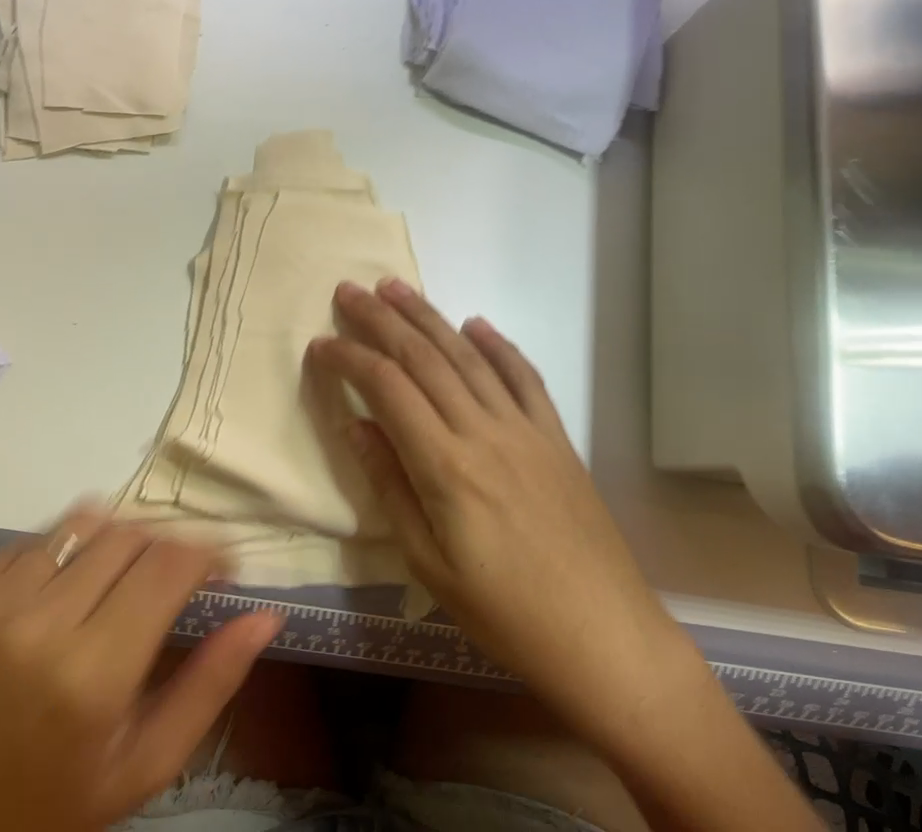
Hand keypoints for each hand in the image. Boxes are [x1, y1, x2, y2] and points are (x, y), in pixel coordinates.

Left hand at [0, 507, 282, 831]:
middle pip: (129, 534)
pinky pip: (34, 539)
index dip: (209, 552)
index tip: (225, 567)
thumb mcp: (145, 766)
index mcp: (92, 674)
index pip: (168, 566)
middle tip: (180, 577)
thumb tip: (264, 617)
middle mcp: (39, 622)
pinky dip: (68, 547)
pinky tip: (73, 586)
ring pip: (81, 523)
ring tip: (130, 575)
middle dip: (168, 544)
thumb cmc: (52, 803)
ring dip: (120, 537)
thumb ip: (209, 686)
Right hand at [309, 281, 824, 831]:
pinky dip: (498, 346)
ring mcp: (527, 431)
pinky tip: (477, 324)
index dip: (349, 360)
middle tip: (349, 290)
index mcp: (446, 465)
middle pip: (426, 359)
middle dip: (382, 321)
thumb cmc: (503, 611)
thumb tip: (357, 425)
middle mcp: (485, 432)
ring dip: (430, 318)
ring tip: (397, 288)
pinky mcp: (557, 439)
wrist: (602, 633)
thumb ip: (391, 486)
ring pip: (469, 357)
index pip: (387, 389)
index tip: (319, 345)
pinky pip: (524, 378)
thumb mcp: (428, 562)